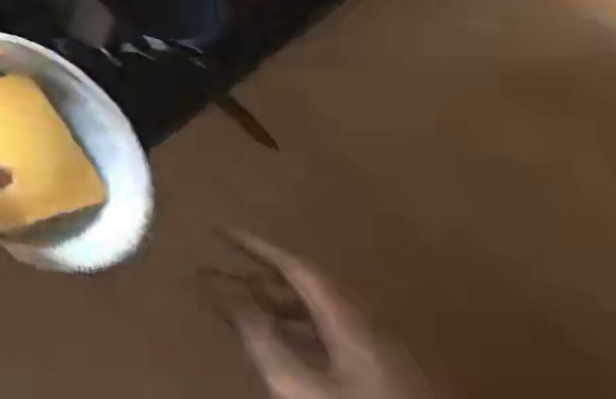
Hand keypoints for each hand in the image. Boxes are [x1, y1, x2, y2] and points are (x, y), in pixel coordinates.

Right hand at [227, 233, 429, 398]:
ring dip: (285, 305)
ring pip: (328, 313)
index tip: (221, 232)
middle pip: (315, 287)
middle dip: (268, 277)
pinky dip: (305, 328)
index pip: (298, 268)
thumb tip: (238, 304)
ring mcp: (389, 355)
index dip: (257, 246)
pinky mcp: (394, 377)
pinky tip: (289, 345)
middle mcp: (374, 329)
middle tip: (230, 273)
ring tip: (251, 310)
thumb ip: (265, 342)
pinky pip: (340, 336)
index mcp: (354, 324)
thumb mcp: (301, 387)